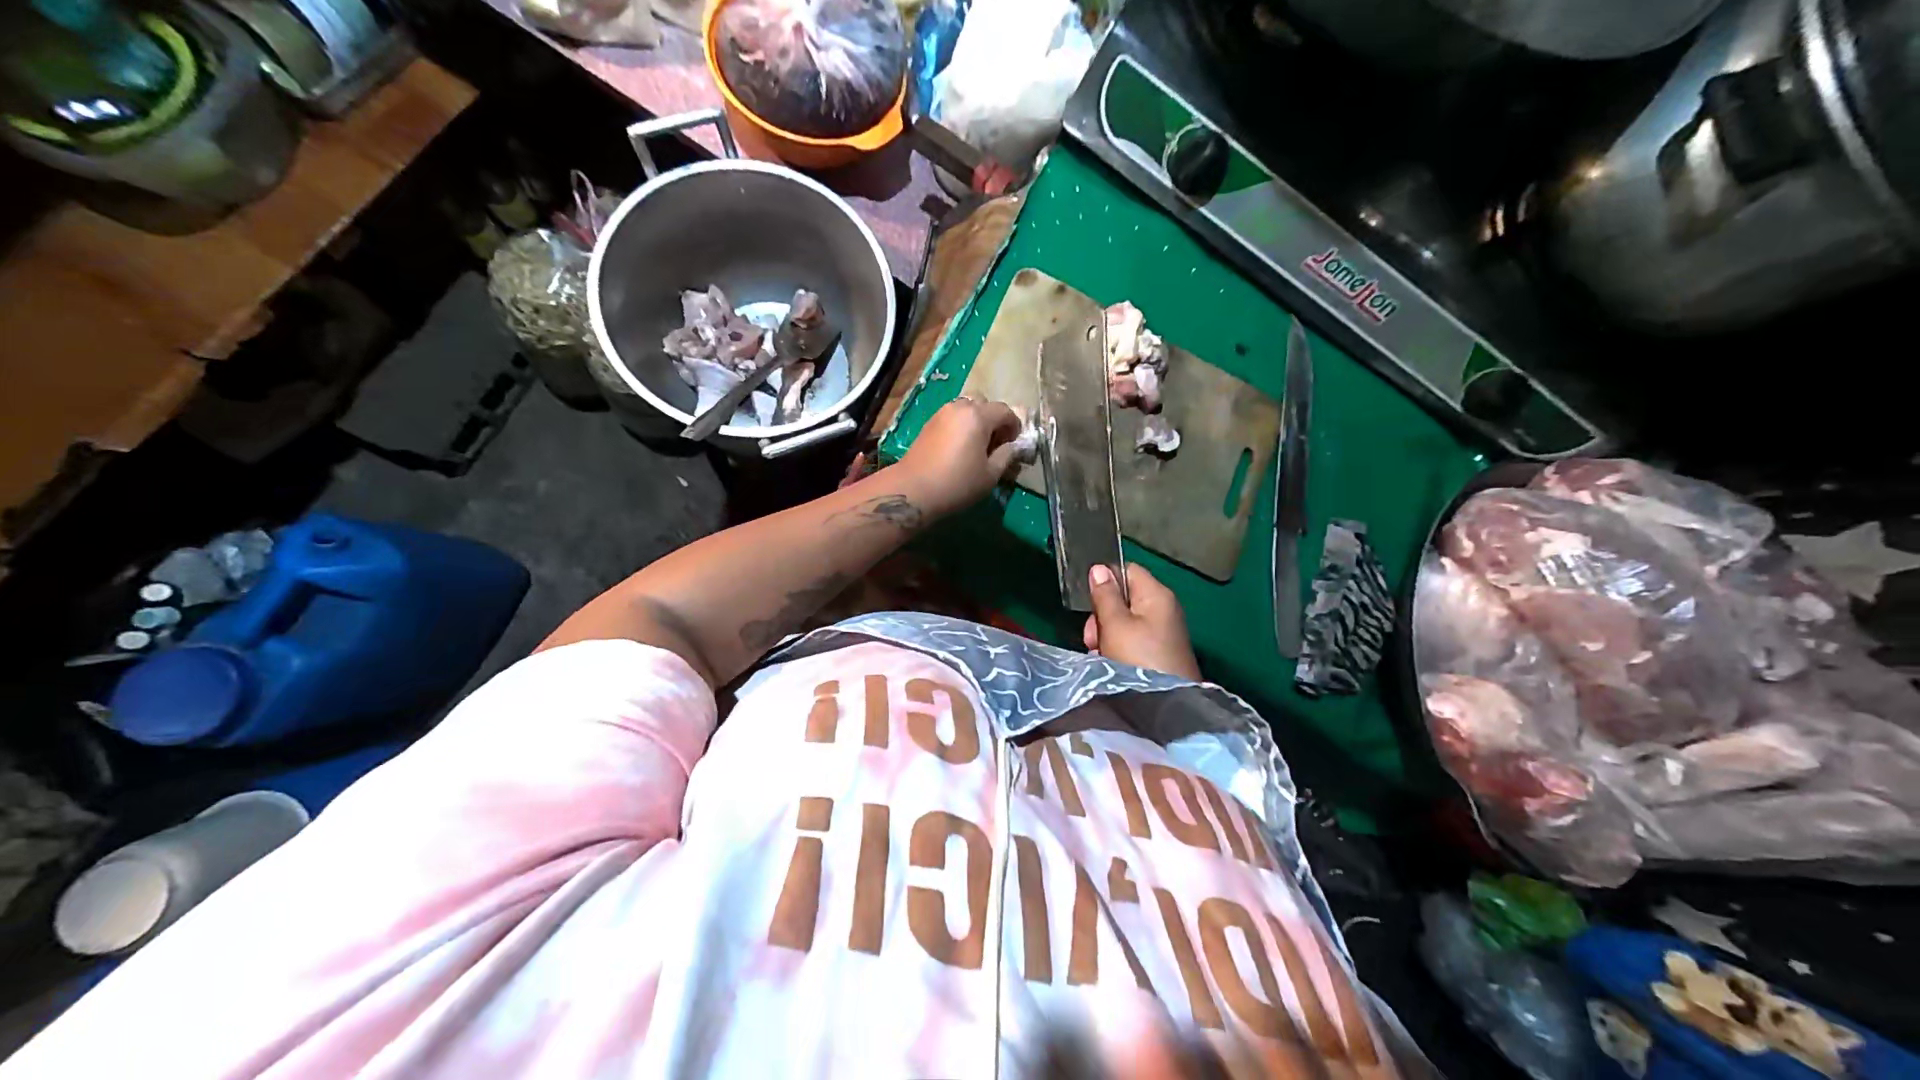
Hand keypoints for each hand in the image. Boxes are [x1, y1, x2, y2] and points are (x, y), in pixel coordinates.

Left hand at [898, 397, 1024, 517]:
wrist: (912, 490)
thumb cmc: (957, 484)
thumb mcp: (990, 475)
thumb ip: (1006, 456)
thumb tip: (1013, 447)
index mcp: (978, 416)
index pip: (1005, 411)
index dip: (1014, 426)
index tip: (1013, 445)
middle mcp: (959, 407)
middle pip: (984, 404)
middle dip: (994, 420)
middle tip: (995, 443)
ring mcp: (941, 413)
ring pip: (966, 409)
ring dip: (977, 422)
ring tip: (977, 446)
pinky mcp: (929, 423)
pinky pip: (953, 417)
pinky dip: (961, 426)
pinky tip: (960, 448)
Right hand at [1084, 563, 1201, 679]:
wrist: (1168, 706)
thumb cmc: (1140, 659)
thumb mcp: (1115, 625)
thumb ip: (1105, 595)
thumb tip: (1099, 568)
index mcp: (1156, 595)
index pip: (1127, 570)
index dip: (1106, 581)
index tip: (1090, 602)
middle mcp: (1162, 609)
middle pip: (1122, 597)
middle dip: (1102, 616)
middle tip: (1093, 638)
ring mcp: (1161, 632)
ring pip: (1123, 622)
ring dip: (1106, 636)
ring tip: (1101, 655)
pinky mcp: (1158, 652)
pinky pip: (1131, 640)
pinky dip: (1117, 649)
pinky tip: (1110, 663)